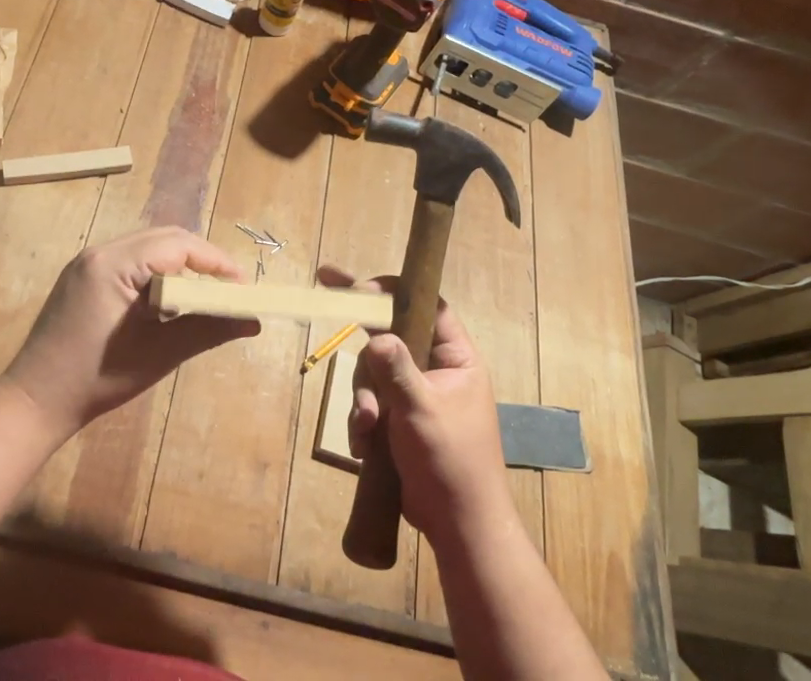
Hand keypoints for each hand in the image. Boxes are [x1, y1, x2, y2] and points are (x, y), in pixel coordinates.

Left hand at [3, 227, 258, 437]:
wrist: (35, 401)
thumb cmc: (96, 379)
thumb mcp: (159, 354)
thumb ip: (208, 330)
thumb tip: (253, 321)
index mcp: (113, 264)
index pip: (177, 245)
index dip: (215, 262)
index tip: (243, 287)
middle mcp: (98, 253)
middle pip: (164, 239)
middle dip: (201, 261)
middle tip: (230, 291)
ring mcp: (87, 264)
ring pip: (148, 249)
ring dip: (180, 267)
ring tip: (206, 297)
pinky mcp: (82, 279)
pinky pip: (130, 263)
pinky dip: (157, 276)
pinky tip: (170, 303)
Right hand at [321, 267, 510, 542]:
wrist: (457, 524)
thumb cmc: (451, 462)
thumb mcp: (421, 410)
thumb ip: (396, 369)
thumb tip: (376, 334)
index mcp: (456, 358)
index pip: (425, 306)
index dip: (391, 291)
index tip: (353, 287)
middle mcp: (437, 370)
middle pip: (388, 342)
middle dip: (367, 370)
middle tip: (359, 389)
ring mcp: (417, 396)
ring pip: (374, 376)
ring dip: (364, 402)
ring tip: (366, 431)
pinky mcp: (401, 420)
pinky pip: (372, 404)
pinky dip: (364, 423)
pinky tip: (364, 447)